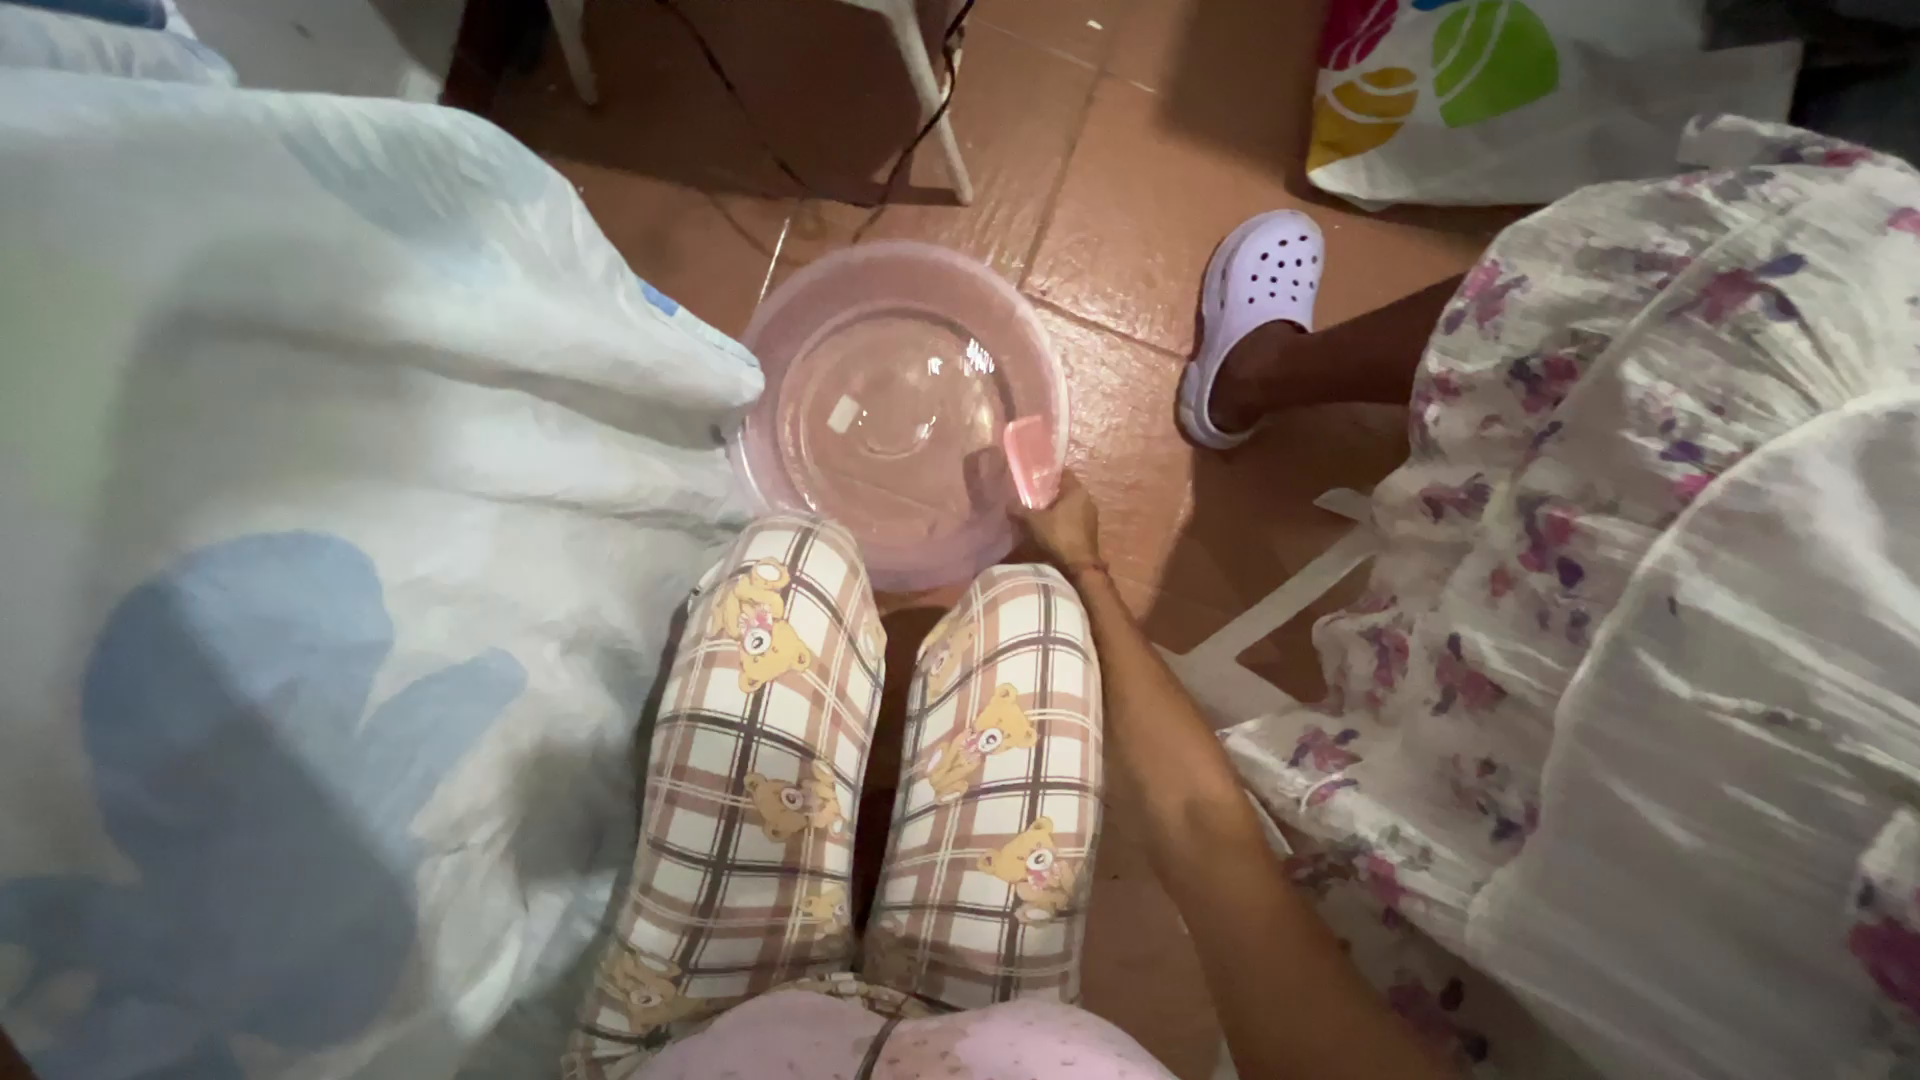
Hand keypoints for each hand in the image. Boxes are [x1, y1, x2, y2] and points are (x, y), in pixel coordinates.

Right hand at [1020, 471, 1102, 574]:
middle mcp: (1088, 499)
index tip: (1033, 479)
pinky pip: (1074, 517)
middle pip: (1066, 490)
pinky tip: (1050, 526)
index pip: (1063, 473)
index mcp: (1077, 491)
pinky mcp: (1090, 529)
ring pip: (1070, 505)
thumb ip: (1019, 510)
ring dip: (1056, 507)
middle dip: (1050, 493)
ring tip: (1039, 512)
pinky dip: (1063, 519)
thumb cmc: (1058, 536)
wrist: (1079, 565)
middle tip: (1031, 496)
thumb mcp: (1034, 522)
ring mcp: (1091, 515)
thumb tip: (1008, 504)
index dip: (1047, 475)